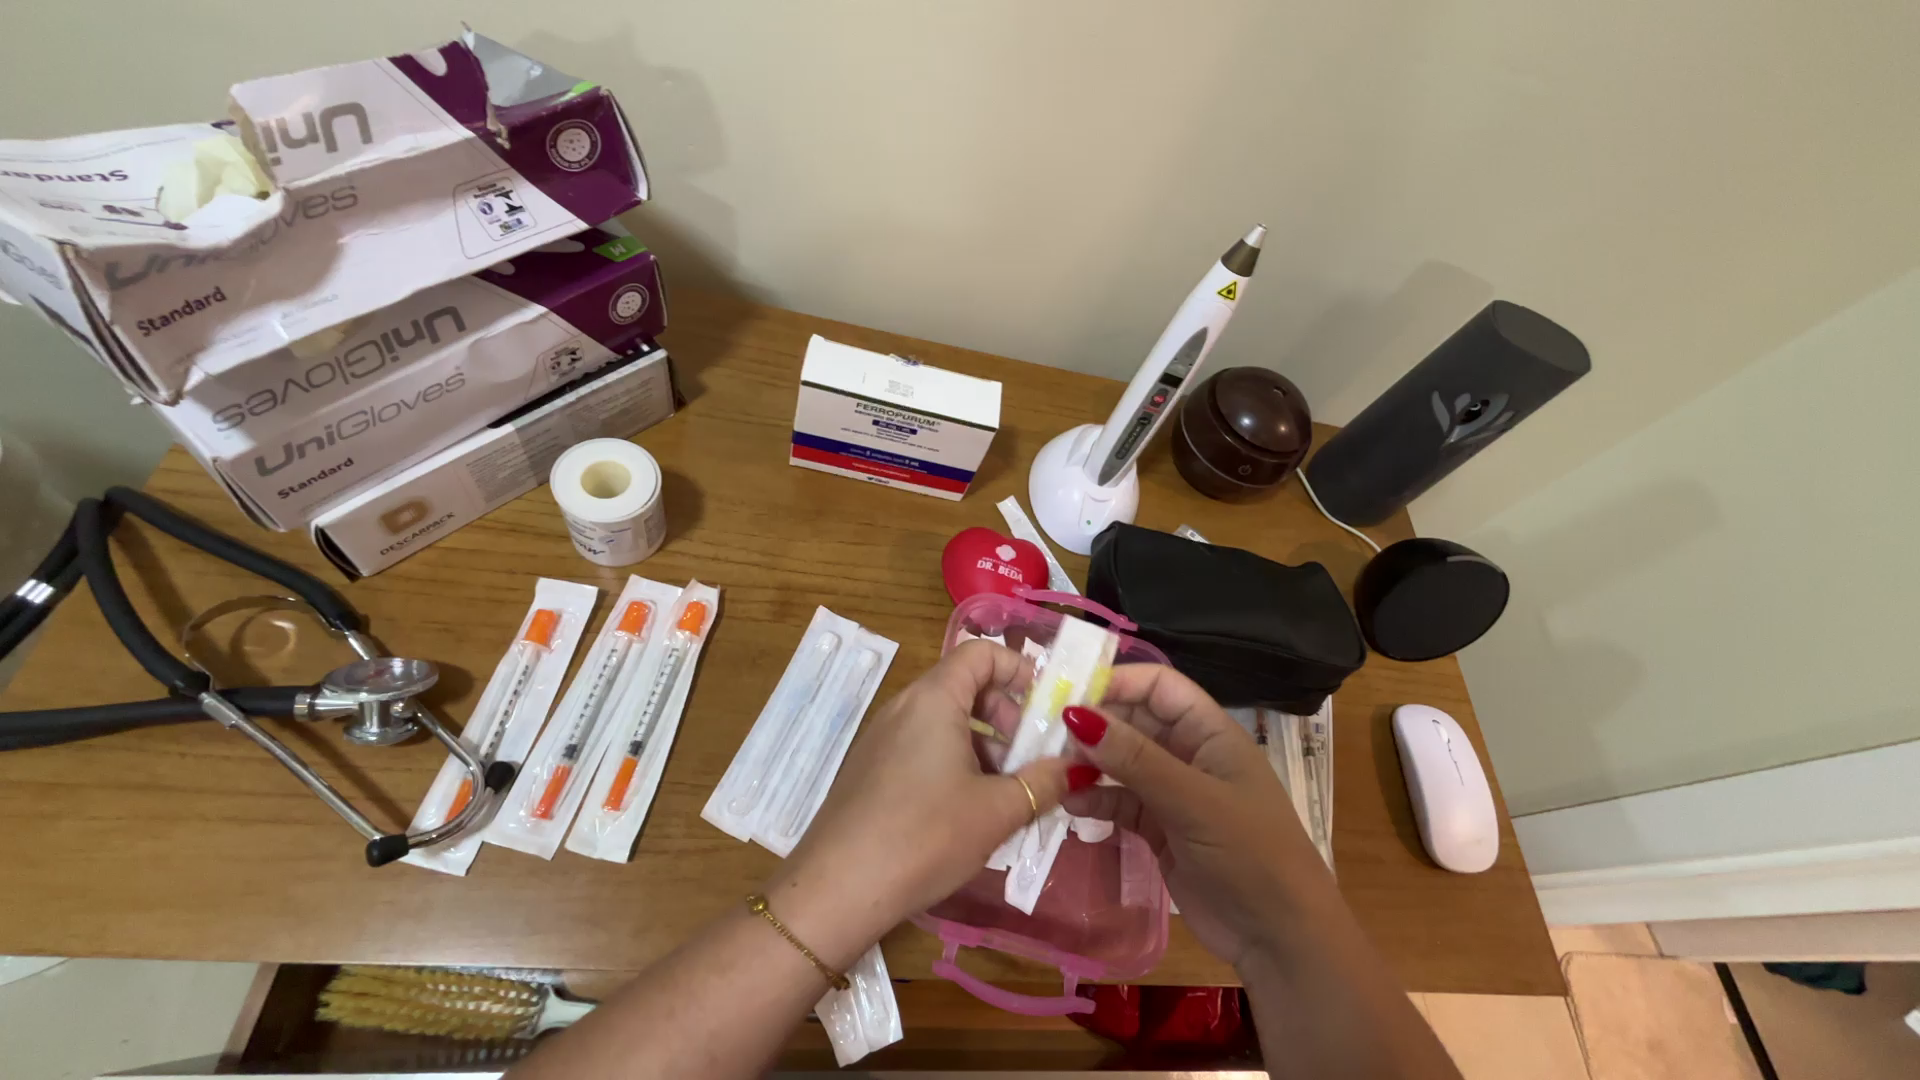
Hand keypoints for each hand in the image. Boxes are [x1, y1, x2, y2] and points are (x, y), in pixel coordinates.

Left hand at [765, 641, 1097, 968]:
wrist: (837, 889)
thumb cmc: (925, 836)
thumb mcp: (997, 811)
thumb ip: (1045, 782)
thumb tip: (1081, 767)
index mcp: (934, 699)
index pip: (981, 652)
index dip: (1020, 669)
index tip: (1048, 709)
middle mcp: (904, 706)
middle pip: (965, 686)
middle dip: (1008, 716)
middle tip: (1033, 760)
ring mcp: (882, 737)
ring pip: (946, 721)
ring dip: (985, 745)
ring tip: (1007, 794)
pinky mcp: (871, 768)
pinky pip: (923, 746)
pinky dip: (955, 762)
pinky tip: (968, 812)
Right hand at [1060, 664, 1336, 970]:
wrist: (1281, 940)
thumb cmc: (1251, 855)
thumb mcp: (1193, 801)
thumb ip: (1135, 759)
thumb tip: (1076, 715)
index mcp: (1211, 733)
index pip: (1159, 686)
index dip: (1118, 681)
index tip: (1069, 694)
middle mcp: (1190, 754)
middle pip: (1134, 721)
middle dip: (1094, 724)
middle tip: (1046, 733)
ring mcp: (1173, 792)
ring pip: (1121, 762)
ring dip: (1088, 763)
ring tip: (1051, 768)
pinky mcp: (1158, 828)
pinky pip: (1119, 801)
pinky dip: (1095, 799)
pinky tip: (1069, 803)